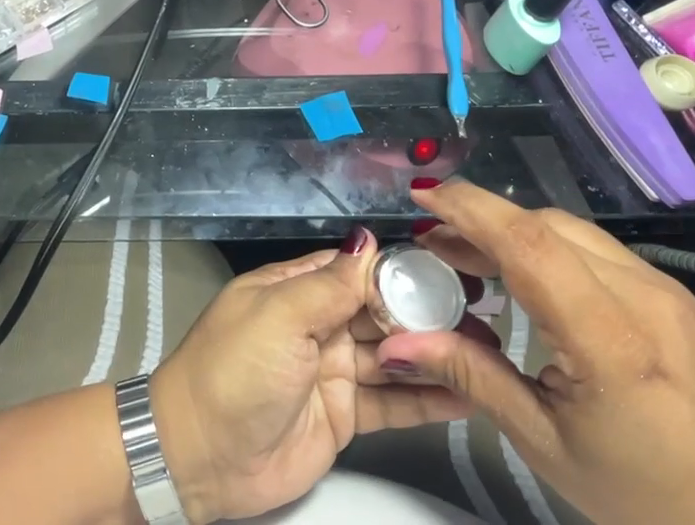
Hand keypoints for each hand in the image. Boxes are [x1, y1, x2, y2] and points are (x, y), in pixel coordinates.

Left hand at [149, 227, 497, 523]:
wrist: (202, 456)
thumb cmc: (234, 372)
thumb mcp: (278, 317)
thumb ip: (328, 284)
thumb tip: (369, 239)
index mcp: (294, 290)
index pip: (356, 270)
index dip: (401, 270)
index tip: (456, 270)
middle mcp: (316, 324)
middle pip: (381, 312)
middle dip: (429, 312)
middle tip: (489, 313)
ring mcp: (332, 371)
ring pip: (394, 356)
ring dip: (436, 354)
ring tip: (492, 353)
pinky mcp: (345, 416)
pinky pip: (393, 402)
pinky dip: (428, 398)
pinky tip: (469, 395)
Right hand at [380, 182, 694, 524]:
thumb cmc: (653, 497)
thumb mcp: (548, 446)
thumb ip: (472, 378)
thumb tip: (395, 343)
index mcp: (611, 338)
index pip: (529, 243)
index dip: (469, 210)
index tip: (418, 198)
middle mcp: (643, 296)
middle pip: (545, 224)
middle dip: (479, 218)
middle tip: (429, 243)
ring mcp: (665, 291)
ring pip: (570, 231)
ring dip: (511, 230)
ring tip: (464, 257)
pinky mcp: (674, 297)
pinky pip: (594, 250)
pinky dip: (544, 246)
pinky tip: (521, 277)